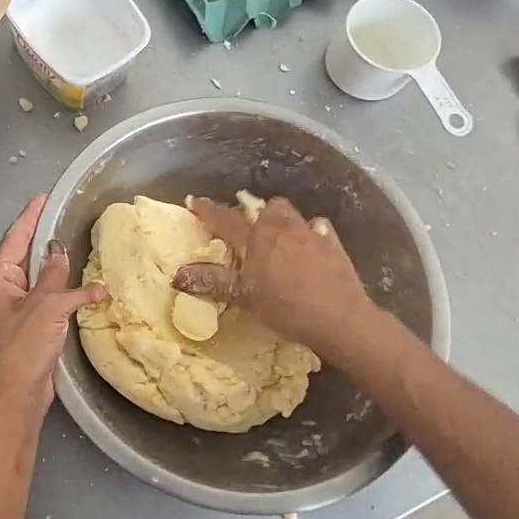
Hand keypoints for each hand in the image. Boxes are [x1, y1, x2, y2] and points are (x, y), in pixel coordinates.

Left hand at [0, 195, 105, 418]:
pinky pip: (46, 299)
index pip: (15, 237)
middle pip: (25, 255)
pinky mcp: (28, 327)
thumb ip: (54, 276)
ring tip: (77, 242)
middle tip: (66, 215)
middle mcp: (2, 290)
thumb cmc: (23, 348)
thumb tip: (60, 249)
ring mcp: (14, 309)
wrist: (15, 397)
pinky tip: (91, 290)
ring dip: (57, 265)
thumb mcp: (43, 307)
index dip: (31, 216)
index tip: (45, 196)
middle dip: (44, 237)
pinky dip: (65, 293)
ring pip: (37, 278)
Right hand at [170, 195, 385, 351]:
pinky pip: (318, 227)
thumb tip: (178, 275)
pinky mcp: (333, 244)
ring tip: (277, 236)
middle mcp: (281, 228)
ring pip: (290, 213)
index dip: (207, 210)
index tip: (194, 201)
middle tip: (247, 229)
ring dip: (280, 219)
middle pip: (263, 207)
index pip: (224, 218)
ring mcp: (309, 233)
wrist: (339, 318)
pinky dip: (310, 232)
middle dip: (253, 212)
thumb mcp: (243, 297)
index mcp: (255, 238)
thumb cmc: (286, 308)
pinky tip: (310, 245)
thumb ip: (212, 281)